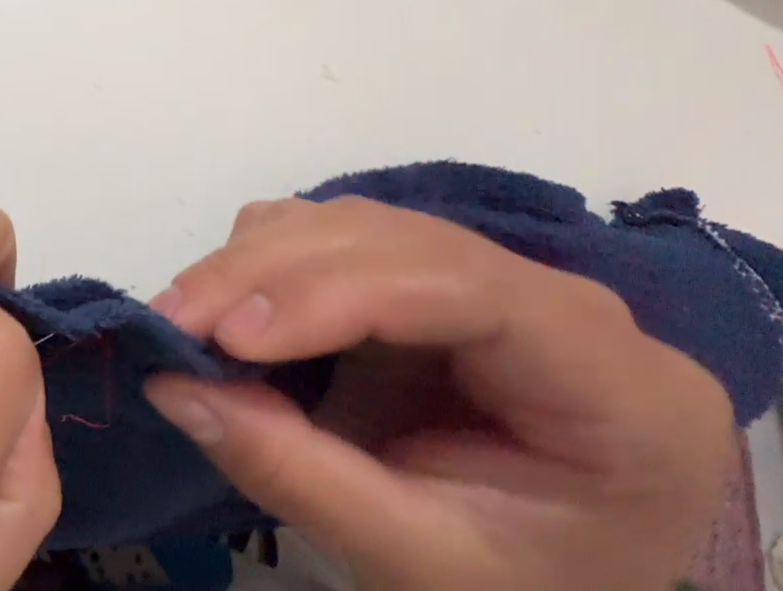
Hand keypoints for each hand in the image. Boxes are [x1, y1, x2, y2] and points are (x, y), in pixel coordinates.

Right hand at [142, 197, 733, 590]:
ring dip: (254, 262)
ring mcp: (487, 284)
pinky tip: (226, 312)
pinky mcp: (421, 283)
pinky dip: (262, 265)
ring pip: (350, 225)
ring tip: (185, 320)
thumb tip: (166, 382)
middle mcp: (560, 307)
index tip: (229, 336)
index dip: (334, 292)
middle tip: (173, 322)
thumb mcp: (409, 562)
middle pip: (392, 239)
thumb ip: (293, 473)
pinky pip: (329, 239)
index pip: (464, 287)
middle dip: (268, 273)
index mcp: (617, 388)